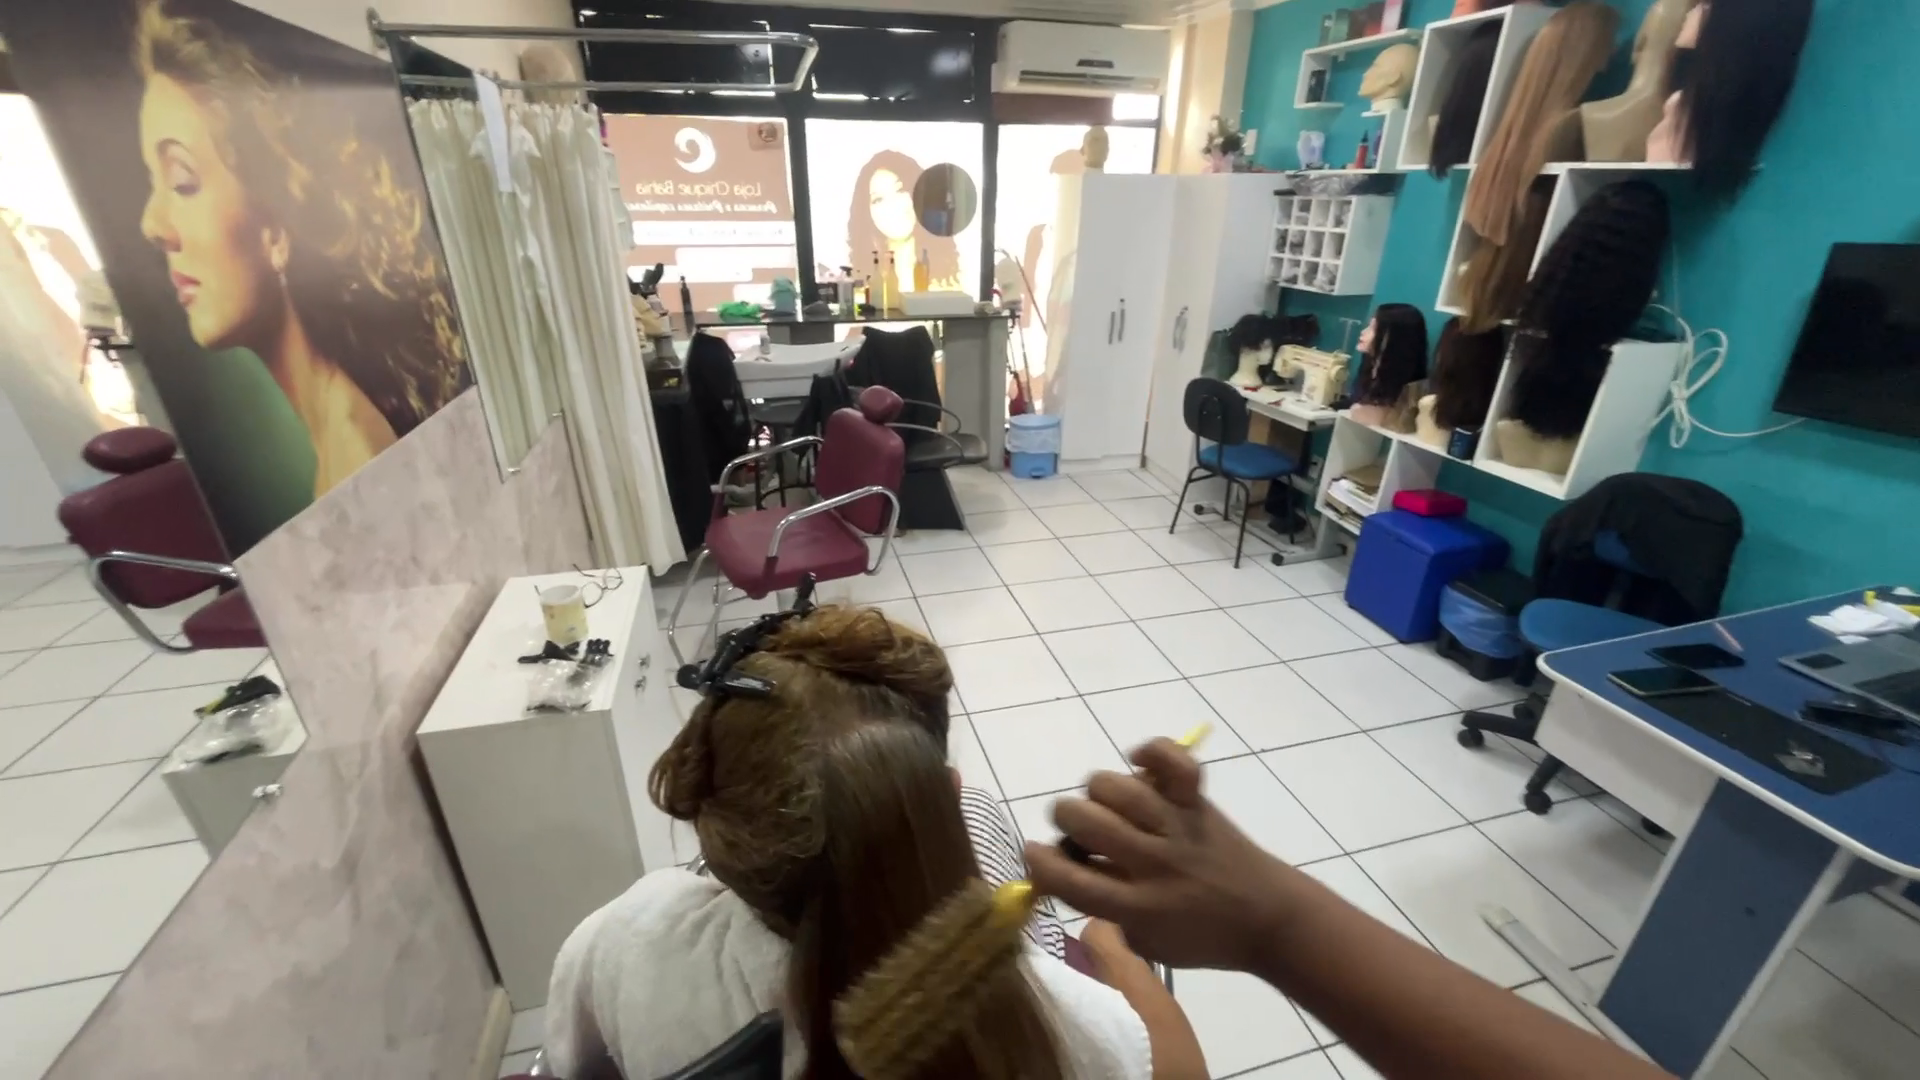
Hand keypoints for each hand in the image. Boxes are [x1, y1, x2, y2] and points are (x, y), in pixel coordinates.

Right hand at [1026, 738, 1299, 970]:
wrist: (1268, 918)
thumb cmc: (1199, 936)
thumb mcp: (1145, 943)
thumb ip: (1102, 910)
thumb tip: (1062, 866)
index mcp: (1139, 908)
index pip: (1072, 880)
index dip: (1041, 863)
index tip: (1035, 853)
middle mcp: (1154, 863)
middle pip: (1087, 822)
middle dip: (1066, 819)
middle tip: (1079, 830)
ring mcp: (1176, 826)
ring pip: (1114, 788)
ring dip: (1100, 793)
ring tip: (1111, 805)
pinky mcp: (1196, 801)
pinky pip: (1172, 761)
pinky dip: (1152, 752)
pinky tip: (1141, 764)